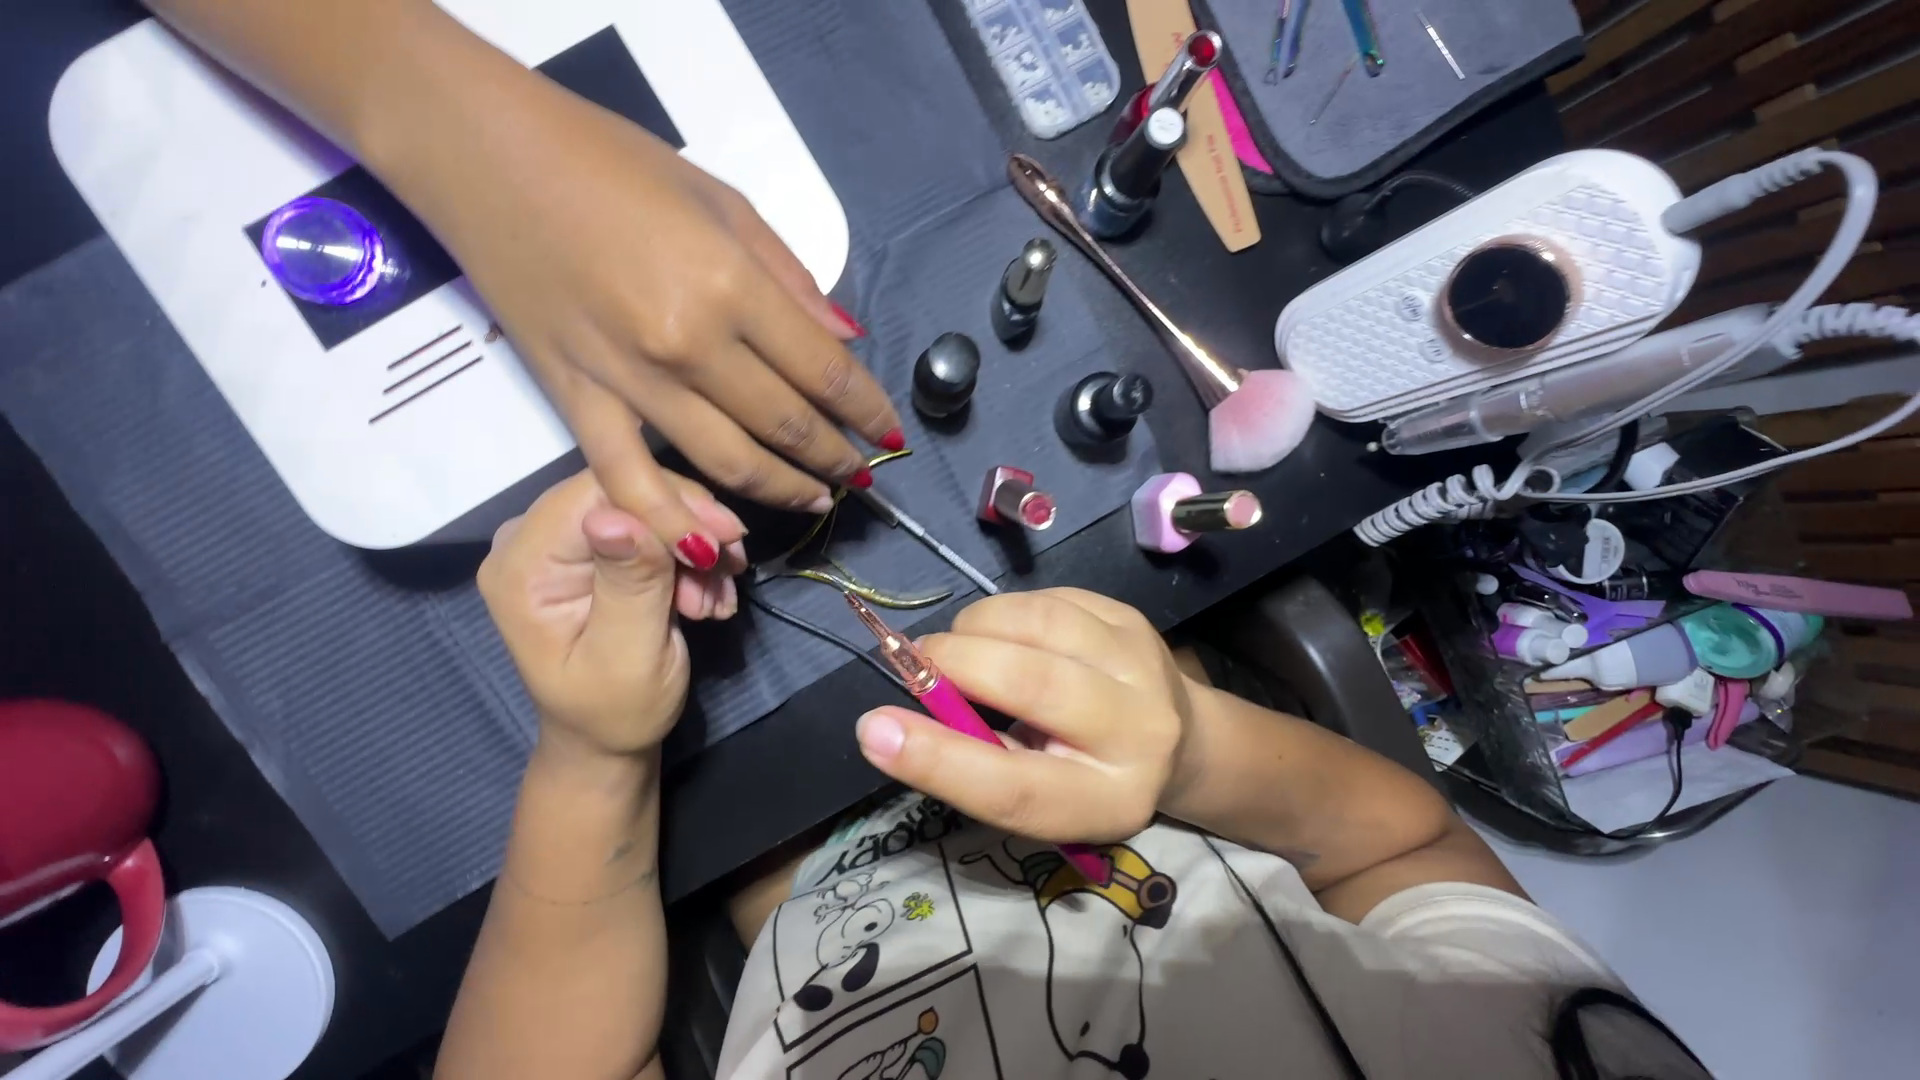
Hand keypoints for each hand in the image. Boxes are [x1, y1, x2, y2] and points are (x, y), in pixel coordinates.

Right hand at [395, 72, 902, 567]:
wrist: (482, 154)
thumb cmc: (614, 164)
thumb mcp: (725, 203)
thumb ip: (792, 281)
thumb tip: (847, 340)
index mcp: (731, 287)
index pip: (826, 373)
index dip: (868, 411)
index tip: (890, 434)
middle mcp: (688, 346)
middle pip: (786, 426)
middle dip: (836, 456)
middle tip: (862, 474)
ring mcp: (629, 383)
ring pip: (727, 463)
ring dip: (784, 490)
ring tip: (819, 499)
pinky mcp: (576, 403)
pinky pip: (630, 481)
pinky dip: (675, 521)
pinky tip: (718, 545)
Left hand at [478, 469, 747, 757]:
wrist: (610, 739)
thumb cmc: (616, 709)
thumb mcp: (629, 655)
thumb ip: (628, 584)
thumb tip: (615, 516)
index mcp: (523, 567)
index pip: (597, 492)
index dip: (666, 503)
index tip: (725, 539)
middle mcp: (531, 541)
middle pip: (623, 492)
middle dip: (688, 528)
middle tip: (734, 566)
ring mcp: (561, 543)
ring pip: (645, 507)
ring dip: (695, 546)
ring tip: (718, 597)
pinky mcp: (592, 549)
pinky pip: (649, 528)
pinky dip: (688, 555)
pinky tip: (708, 593)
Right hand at [852, 590, 1196, 843]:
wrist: (1178, 741)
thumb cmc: (1086, 777)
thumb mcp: (1036, 798)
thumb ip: (975, 764)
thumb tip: (887, 725)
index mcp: (1106, 800)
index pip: (1015, 787)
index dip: (938, 759)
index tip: (873, 728)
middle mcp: (1138, 732)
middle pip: (1034, 685)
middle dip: (955, 663)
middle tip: (918, 663)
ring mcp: (1142, 663)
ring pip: (1040, 623)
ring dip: (977, 627)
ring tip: (963, 648)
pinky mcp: (1130, 617)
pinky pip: (1046, 598)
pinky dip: (1004, 612)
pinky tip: (1004, 633)